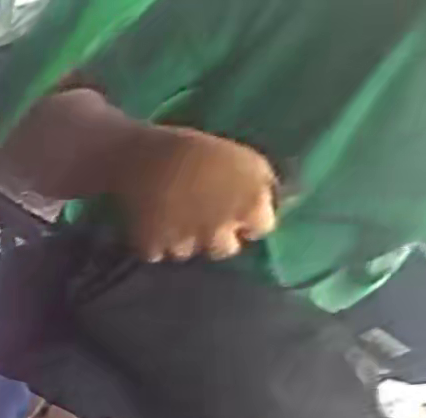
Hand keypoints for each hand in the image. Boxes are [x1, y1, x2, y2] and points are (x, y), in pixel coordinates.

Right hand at [112, 125, 277, 261]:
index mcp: (250, 207)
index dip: (250, 224)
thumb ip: (262, 189)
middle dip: (217, 240)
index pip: (261, 230)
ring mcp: (182, 241)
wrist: (152, 161)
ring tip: (175, 228)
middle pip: (223, 251)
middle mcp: (218, 230)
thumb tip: (276, 205)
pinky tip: (153, 231)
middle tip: (206, 227)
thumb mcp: (249, 163)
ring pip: (185, 253)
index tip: (240, 217)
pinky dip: (154, 246)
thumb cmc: (206, 154)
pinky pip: (155, 255)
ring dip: (183, 243)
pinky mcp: (150, 247)